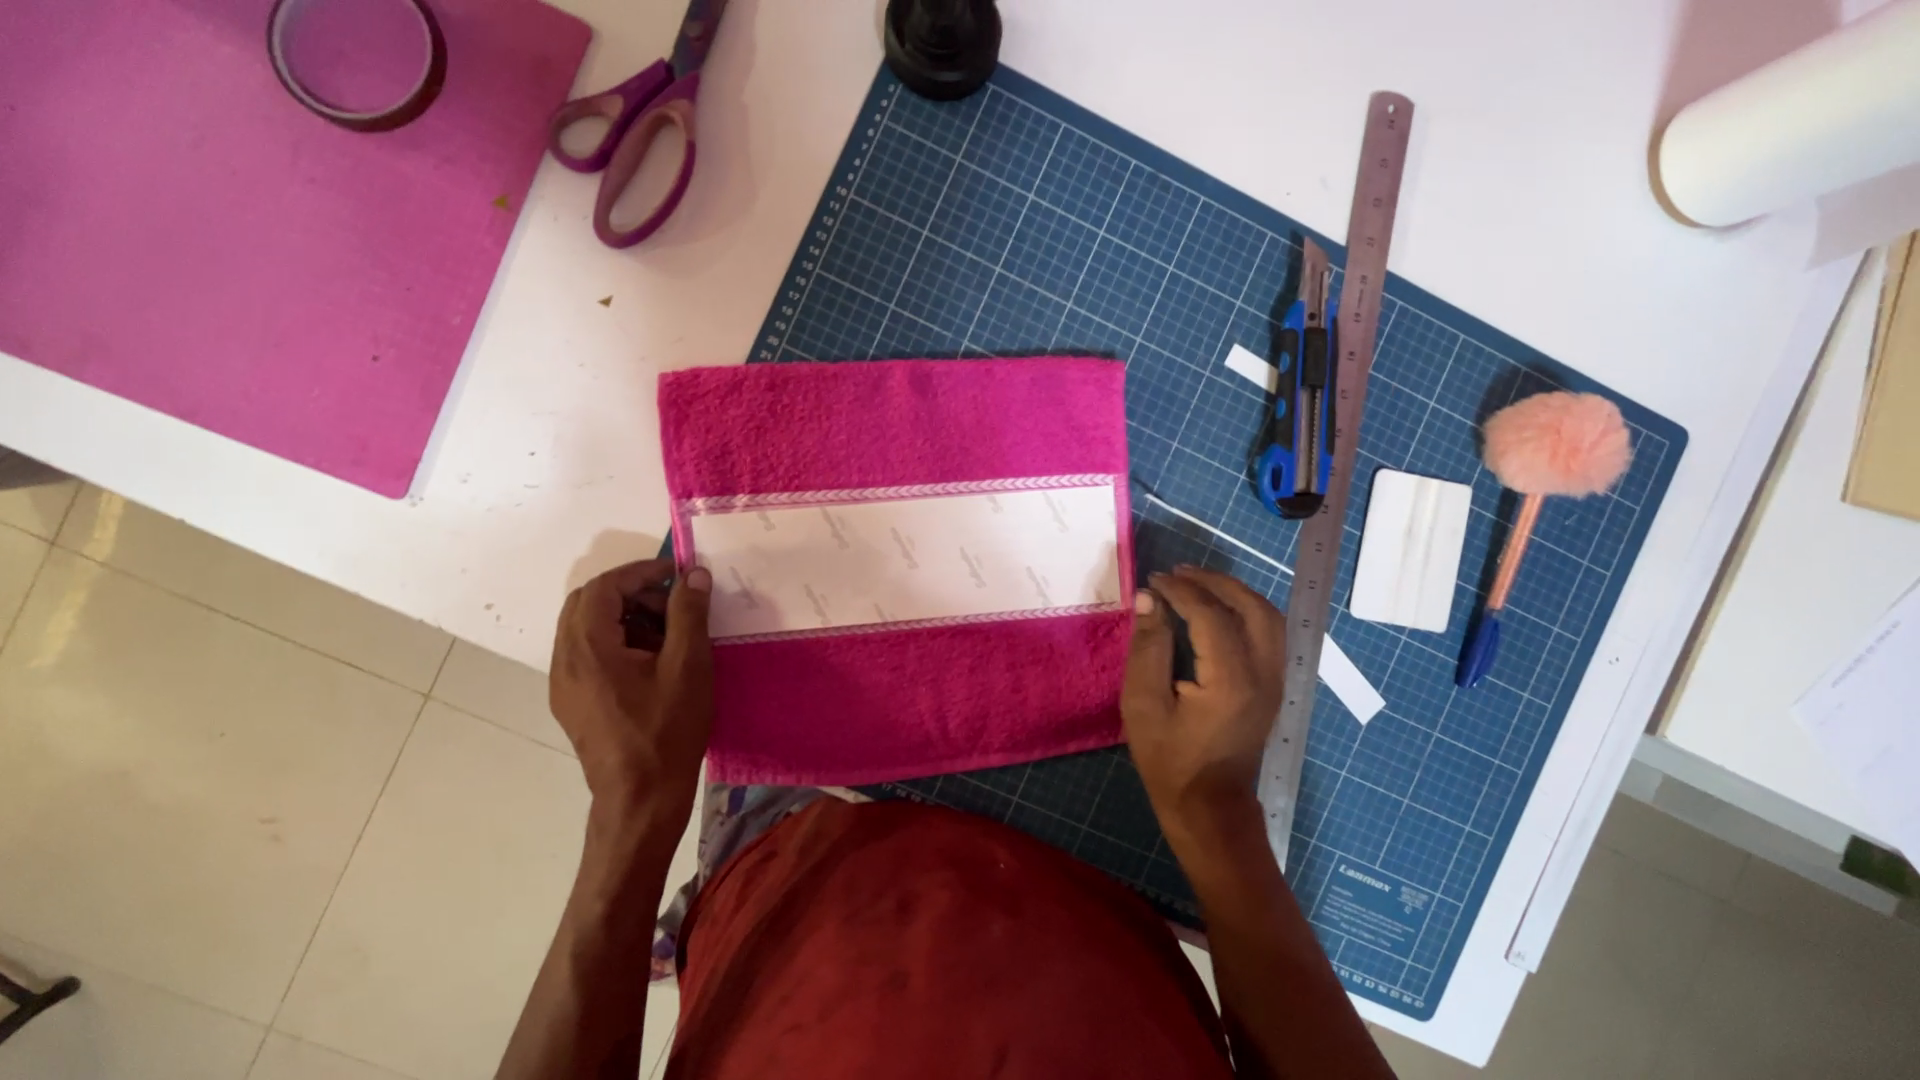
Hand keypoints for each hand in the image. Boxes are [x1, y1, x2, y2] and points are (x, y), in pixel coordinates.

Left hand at [549, 559, 712, 814]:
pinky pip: (587, 655)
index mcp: (588, 647)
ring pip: (586, 630)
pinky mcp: (572, 703)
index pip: (603, 587)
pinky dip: (617, 642)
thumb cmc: (667, 730)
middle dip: (631, 593)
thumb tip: (693, 575)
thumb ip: (688, 613)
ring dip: (625, 618)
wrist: (641, 798)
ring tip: (669, 634)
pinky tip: (652, 663)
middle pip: (587, 604)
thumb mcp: (688, 666)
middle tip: (672, 602)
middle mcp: (565, 661)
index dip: (640, 573)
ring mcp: (564, 685)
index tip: (677, 575)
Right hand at [1121, 566, 1286, 830]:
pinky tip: (1217, 609)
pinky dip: (1246, 610)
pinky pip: (1270, 633)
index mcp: (1231, 681)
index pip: (1211, 615)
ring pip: (1268, 617)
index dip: (1182, 591)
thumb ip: (1148, 648)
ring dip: (1235, 593)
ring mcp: (1275, 681)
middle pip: (1252, 607)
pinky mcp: (1274, 686)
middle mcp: (1264, 674)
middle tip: (1178, 573)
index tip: (1154, 580)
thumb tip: (1151, 599)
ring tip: (1197, 584)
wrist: (1209, 806)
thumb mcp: (1143, 705)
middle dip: (1215, 582)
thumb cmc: (1169, 760)